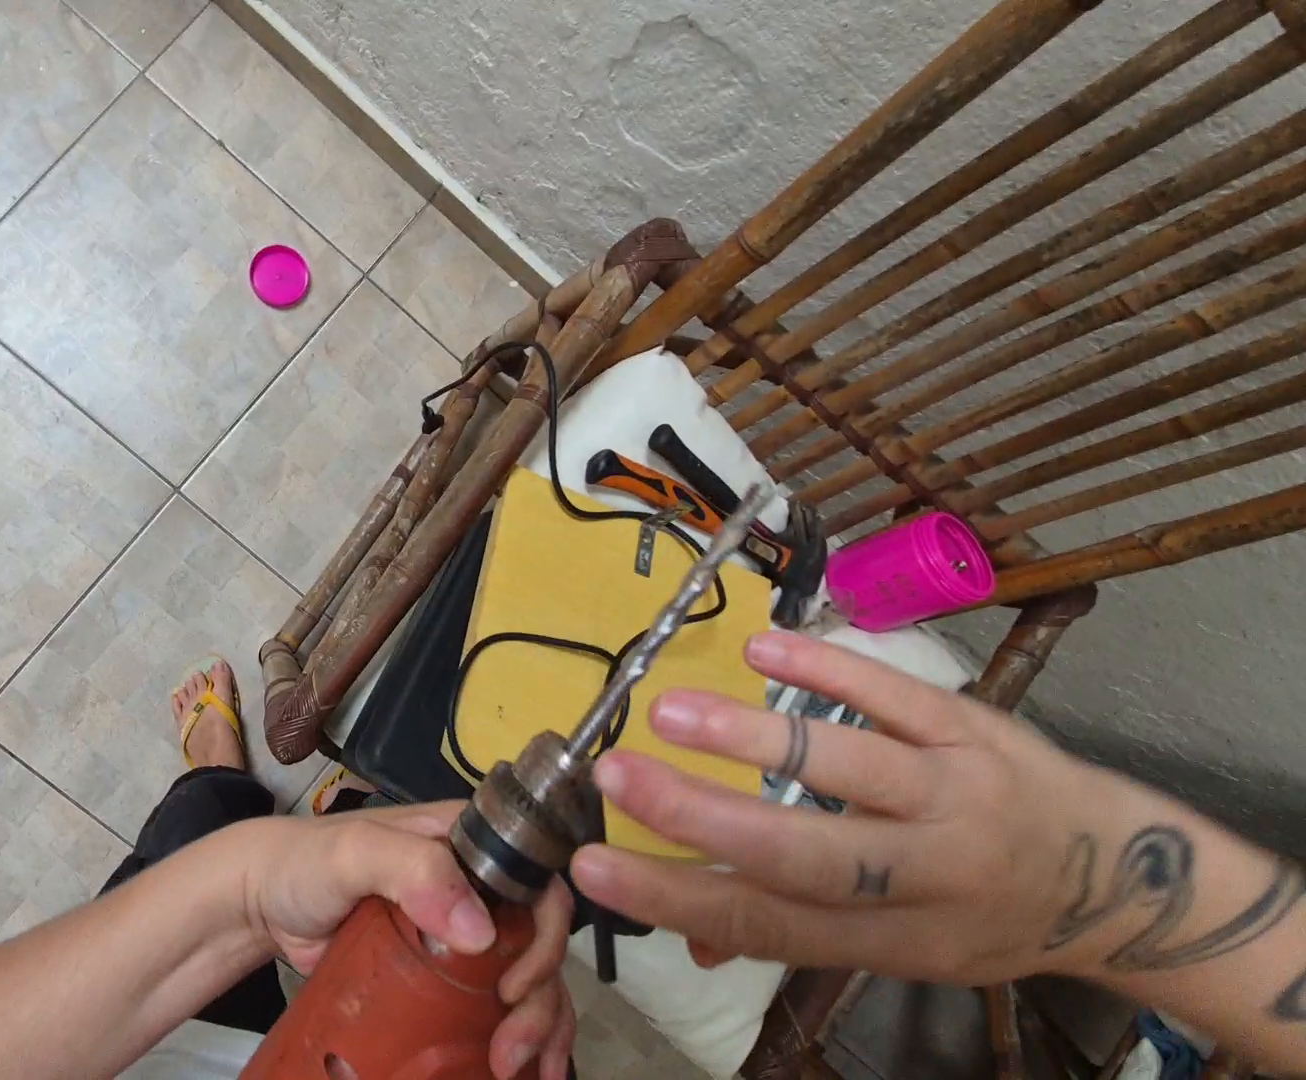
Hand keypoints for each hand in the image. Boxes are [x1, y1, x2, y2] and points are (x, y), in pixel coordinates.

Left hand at [228, 802, 576, 1079]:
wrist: (265, 903)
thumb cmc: (308, 862)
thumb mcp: (354, 852)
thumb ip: (410, 868)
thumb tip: (481, 932)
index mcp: (466, 840)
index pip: (534, 877)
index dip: (545, 930)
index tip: (518, 980)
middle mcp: (476, 882)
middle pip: (538, 937)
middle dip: (542, 995)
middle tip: (512, 1045)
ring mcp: (462, 929)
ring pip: (528, 974)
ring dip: (539, 1024)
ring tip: (514, 1068)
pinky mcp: (444, 974)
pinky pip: (496, 1003)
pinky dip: (521, 1036)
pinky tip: (524, 1071)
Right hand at [571, 630, 1120, 985]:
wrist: (1132, 883)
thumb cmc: (982, 915)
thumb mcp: (900, 950)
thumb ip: (790, 932)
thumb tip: (688, 938)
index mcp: (896, 939)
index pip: (768, 924)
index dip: (676, 896)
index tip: (593, 866)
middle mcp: (928, 874)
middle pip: (804, 851)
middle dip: (700, 814)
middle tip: (614, 778)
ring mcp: (955, 793)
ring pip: (845, 764)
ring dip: (749, 736)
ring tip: (666, 713)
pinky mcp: (974, 729)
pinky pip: (895, 695)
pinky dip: (826, 668)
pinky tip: (760, 650)